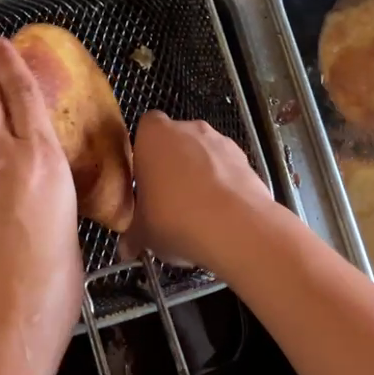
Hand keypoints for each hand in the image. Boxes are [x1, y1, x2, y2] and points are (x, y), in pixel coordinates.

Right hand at [123, 111, 274, 268]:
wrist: (236, 228)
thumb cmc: (176, 218)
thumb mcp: (142, 232)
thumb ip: (132, 233)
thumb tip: (128, 246)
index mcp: (154, 134)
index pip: (144, 131)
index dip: (144, 156)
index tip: (144, 183)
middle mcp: (188, 128)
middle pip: (175, 143)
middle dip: (173, 168)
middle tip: (168, 203)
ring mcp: (220, 141)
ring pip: (203, 156)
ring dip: (200, 177)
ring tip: (199, 216)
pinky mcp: (245, 159)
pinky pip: (226, 171)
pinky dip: (224, 188)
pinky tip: (221, 218)